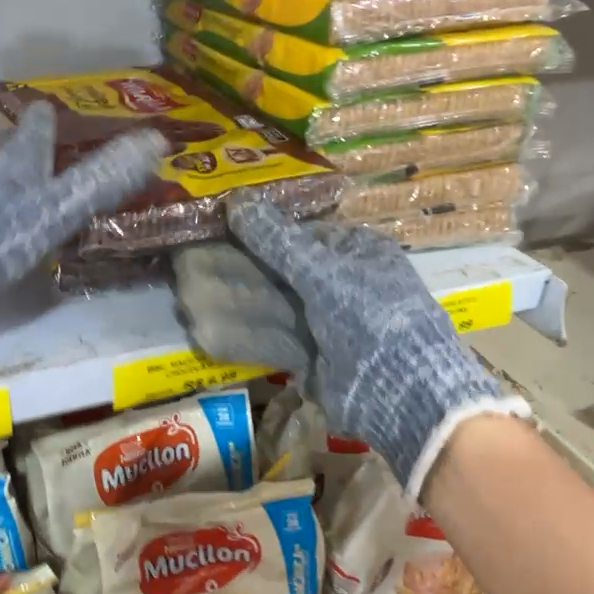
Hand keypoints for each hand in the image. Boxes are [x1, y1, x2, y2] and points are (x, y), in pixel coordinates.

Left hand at [0, 102, 167, 364]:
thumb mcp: (53, 214)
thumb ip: (99, 183)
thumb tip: (153, 141)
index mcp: (13, 168)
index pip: (34, 135)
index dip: (44, 122)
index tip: (47, 108)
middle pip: (1, 156)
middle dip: (17, 156)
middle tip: (31, 160)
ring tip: (3, 200)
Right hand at [178, 197, 529, 490]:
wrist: (406, 393)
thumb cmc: (373, 317)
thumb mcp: (324, 272)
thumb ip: (277, 241)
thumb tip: (237, 199)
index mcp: (355, 252)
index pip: (297, 234)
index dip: (256, 230)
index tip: (215, 226)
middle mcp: (340, 284)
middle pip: (279, 271)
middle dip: (236, 268)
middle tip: (189, 261)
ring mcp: (325, 324)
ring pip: (271, 306)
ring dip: (233, 301)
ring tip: (187, 293)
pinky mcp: (311, 360)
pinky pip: (272, 340)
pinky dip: (243, 335)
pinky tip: (206, 329)